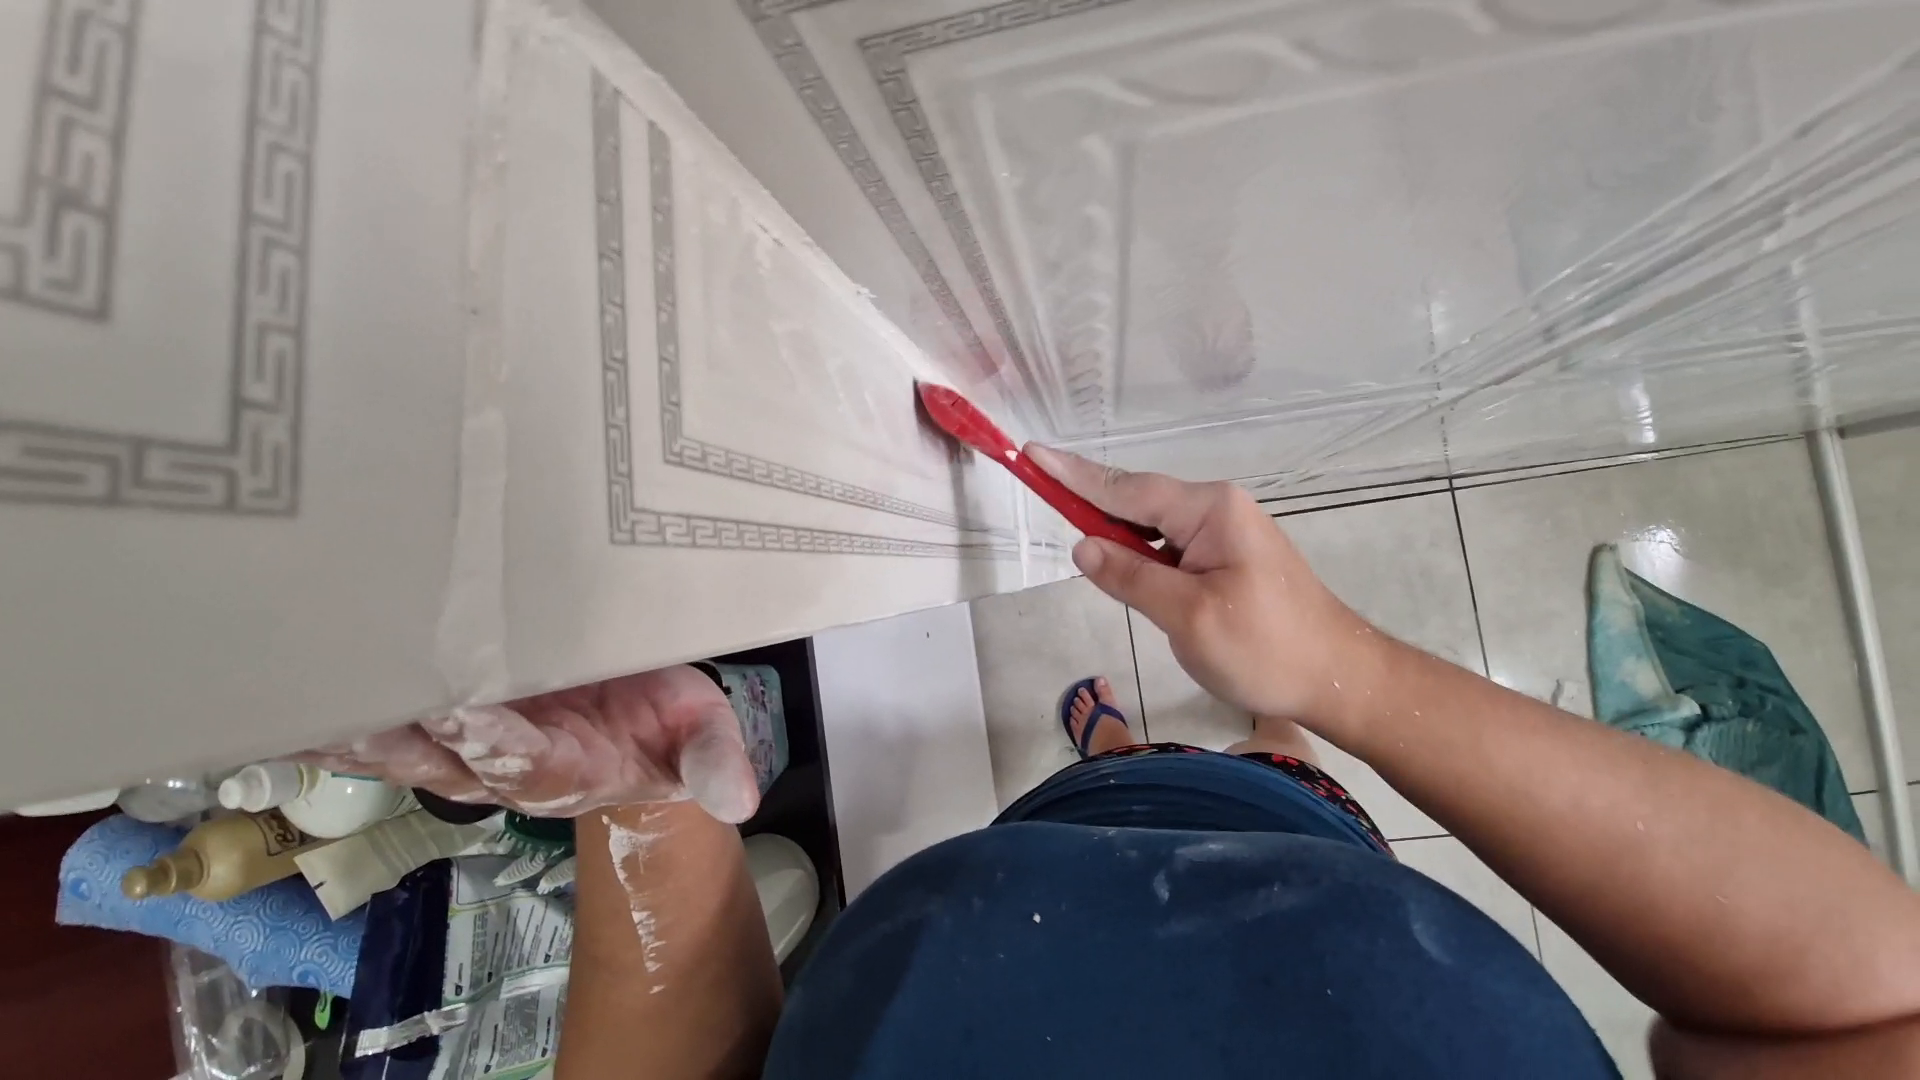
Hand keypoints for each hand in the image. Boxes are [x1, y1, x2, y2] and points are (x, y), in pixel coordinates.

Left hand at [299, 665, 760, 821]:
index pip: (524, 761)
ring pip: (396, 744)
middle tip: (347, 688)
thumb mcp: (702, 737)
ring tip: (295, 680)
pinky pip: (384, 722)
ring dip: (351, 720)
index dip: (494, 738)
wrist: (633, 737)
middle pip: (436, 756)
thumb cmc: (666, 729)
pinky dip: (340, 708)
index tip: (465, 705)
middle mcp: (501, 767)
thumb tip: (740, 799)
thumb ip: (713, 761)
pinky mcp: (444, 723)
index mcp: (567, 769)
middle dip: (395, 728)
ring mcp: (464, 748)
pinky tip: (290, 679)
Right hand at [1026, 444, 1382, 738]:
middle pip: (1138, 501)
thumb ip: (1131, 577)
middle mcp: (1218, 509)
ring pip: (1153, 527)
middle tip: (1043, 496)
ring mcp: (1226, 533)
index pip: (1125, 488)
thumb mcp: (1188, 616)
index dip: (1073, 475)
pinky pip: (1170, 547)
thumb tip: (1083, 546)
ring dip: (1117, 537)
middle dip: (1091, 504)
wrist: (1339, 678)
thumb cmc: (1266, 648)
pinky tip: (1127, 573)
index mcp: (1210, 510)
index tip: (1032, 453)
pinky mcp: (1228, 558)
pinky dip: (1141, 556)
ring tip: (1086, 553)